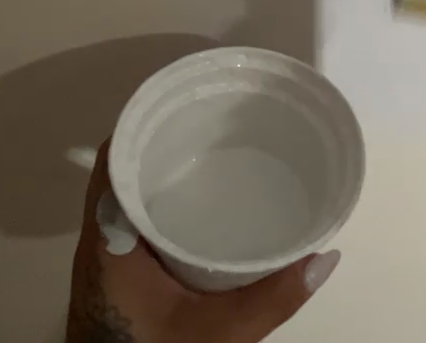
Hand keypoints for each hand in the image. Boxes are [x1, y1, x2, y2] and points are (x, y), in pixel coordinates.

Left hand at [65, 142, 339, 342]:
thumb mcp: (215, 336)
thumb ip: (270, 299)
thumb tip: (327, 256)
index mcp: (108, 240)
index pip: (112, 159)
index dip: (143, 123)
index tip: (186, 106)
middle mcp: (98, 239)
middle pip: (121, 167)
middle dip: (164, 139)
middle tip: (215, 125)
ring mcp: (103, 257)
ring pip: (126, 191)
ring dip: (161, 168)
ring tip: (214, 150)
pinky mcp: (116, 274)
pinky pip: (134, 217)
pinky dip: (162, 198)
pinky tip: (200, 201)